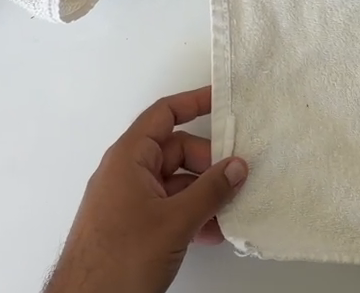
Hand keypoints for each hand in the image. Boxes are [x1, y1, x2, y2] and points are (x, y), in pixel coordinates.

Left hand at [45, 87, 247, 292]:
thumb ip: (210, 191)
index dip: (194, 102)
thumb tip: (238, 166)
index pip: (165, 114)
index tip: (224, 100)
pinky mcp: (132, 227)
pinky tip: (212, 232)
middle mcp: (127, 172)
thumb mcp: (175, 221)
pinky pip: (168, 207)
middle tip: (236, 177)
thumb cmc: (121, 258)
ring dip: (203, 194)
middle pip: (176, 150)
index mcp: (129, 157)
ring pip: (175, 182)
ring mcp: (128, 201)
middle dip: (208, 163)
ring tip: (230, 209)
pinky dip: (190, 215)